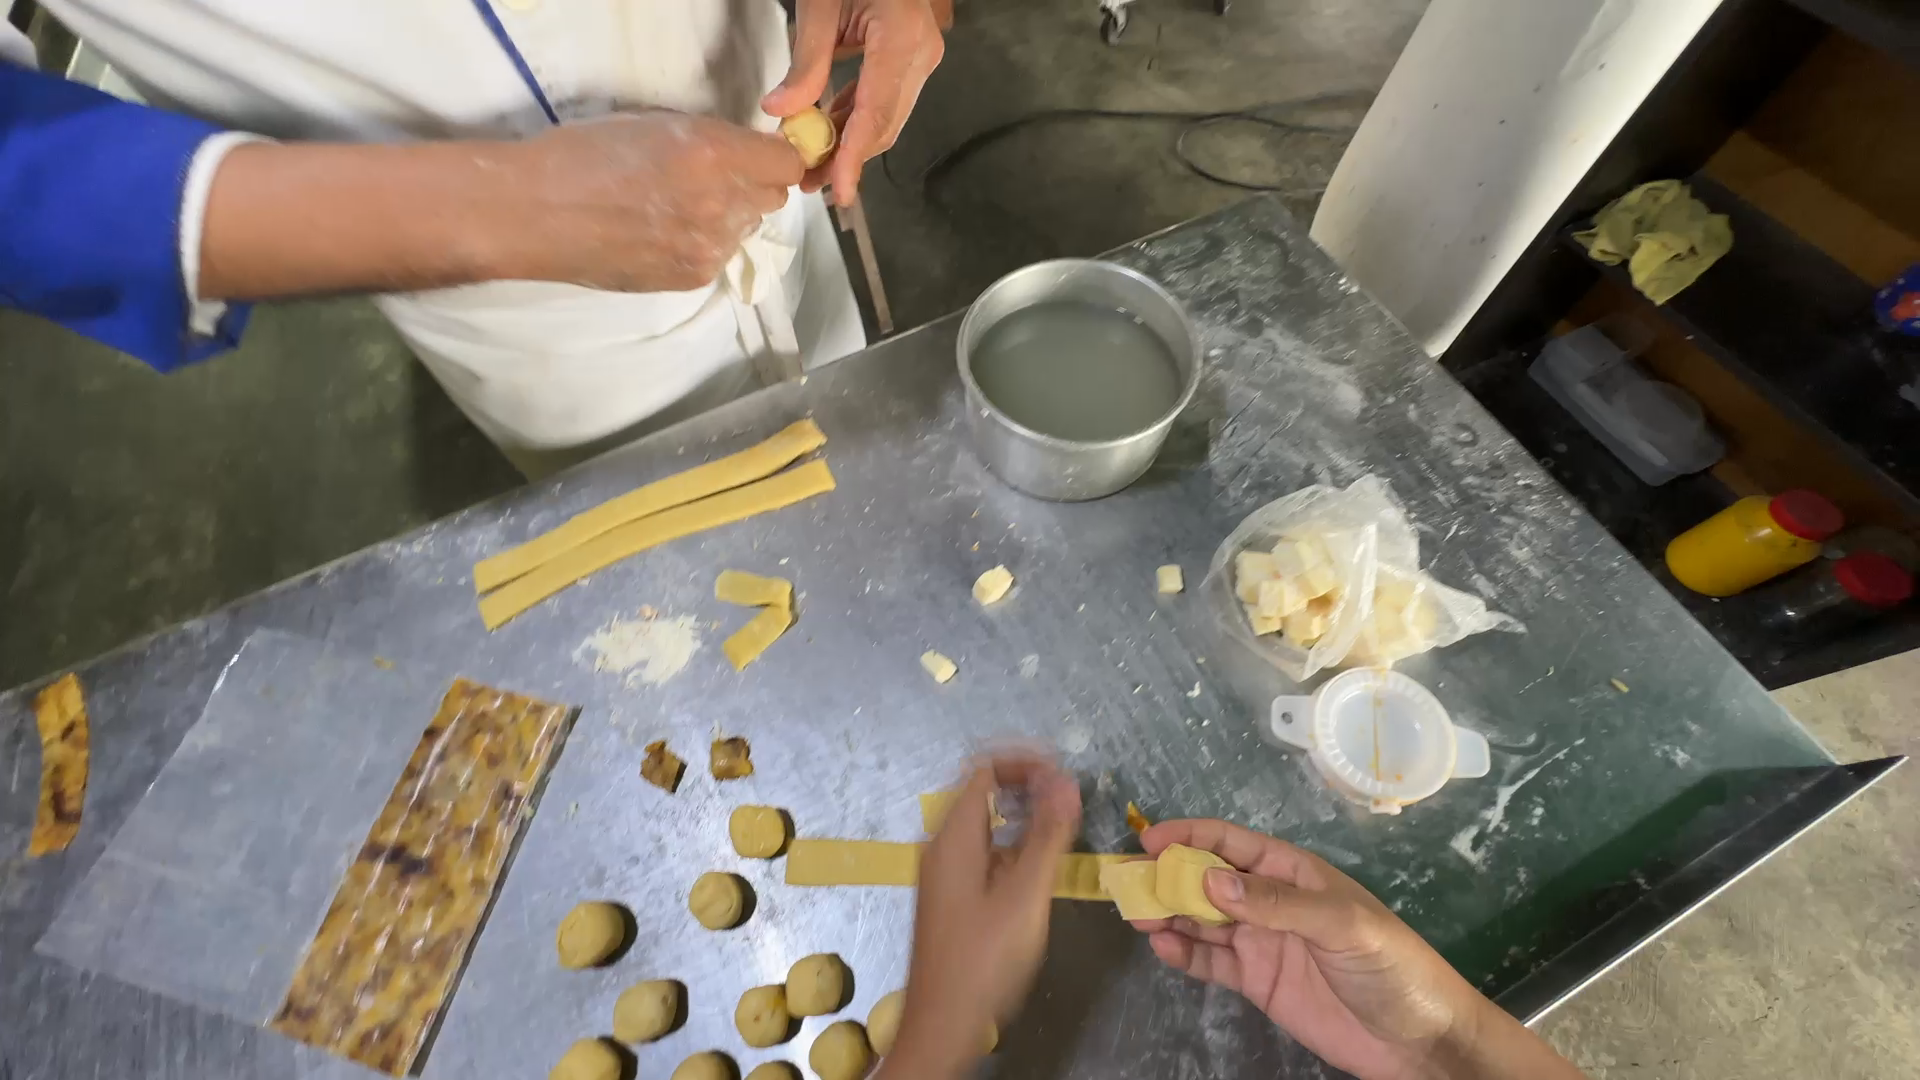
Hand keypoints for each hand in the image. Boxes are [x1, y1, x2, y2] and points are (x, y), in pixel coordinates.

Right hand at [496, 111, 801, 290]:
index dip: (778, 159)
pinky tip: (665, 235)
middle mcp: (722, 204)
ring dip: (728, 217)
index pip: (786, 164)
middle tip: (714, 180)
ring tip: (678, 209)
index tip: (763, 157)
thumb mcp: (656, 126)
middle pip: (773, 198)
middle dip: (753, 187)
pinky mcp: (698, 277)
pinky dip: (705, 244)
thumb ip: (712, 143)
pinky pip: (722, 255)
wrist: (539, 213)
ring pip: (748, 229)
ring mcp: (712, 247)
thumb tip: (747, 159)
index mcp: (713, 154)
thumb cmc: (586, 154)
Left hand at [761, 0, 944, 204]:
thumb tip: (779, 113)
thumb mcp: (819, 3)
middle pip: (883, 125)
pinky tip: (828, 135)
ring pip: (884, 120)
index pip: (875, 114)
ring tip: (813, 168)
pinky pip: (882, 102)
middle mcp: (920, 56)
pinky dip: (854, 121)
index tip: (838, 192)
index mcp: (901, 37)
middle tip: (809, 184)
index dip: (855, 158)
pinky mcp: (912, 61)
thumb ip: (805, 63)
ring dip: (849, 145)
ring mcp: (921, 60)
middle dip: (847, 160)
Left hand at [880, 754, 1080, 1078]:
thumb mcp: (1024, 895)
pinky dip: (1009, 837)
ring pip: (982, 817)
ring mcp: (942, 867)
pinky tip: (1035, 861)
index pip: (984, 768)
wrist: (940, 1026)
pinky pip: (980, 843)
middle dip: (1025, 782)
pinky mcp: (950, 890)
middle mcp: (941, 841)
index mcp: (954, 834)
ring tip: (1060, 822)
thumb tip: (1067, 781)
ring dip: (1020, 810)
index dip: (1024, 762)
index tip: (1062, 773)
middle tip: (1066, 796)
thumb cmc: (984, 959)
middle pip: (981, 788)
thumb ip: (1048, 836)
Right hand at [1132, 820, 1499, 1079]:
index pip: (1228, 843)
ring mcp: (1258, 940)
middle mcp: (1265, 899)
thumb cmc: (1390, 964)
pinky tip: (1164, 949)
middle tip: (1129, 882)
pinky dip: (1184, 953)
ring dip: (1169, 913)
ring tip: (1138, 915)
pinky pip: (1211, 961)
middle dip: (1167, 876)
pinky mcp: (1256, 981)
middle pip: (1205, 879)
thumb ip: (1275, 902)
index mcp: (1287, 871)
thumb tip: (1209, 880)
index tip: (1148, 841)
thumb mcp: (1340, 923)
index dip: (1188, 836)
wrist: (1424, 1044)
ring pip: (1200, 919)